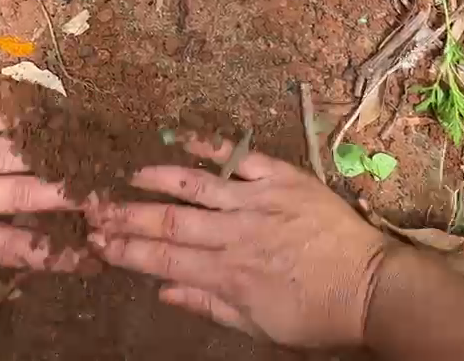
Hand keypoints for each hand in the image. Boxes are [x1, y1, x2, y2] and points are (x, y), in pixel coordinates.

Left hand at [0, 105, 72, 336]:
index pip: (14, 246)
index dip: (56, 252)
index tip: (92, 254)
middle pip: (22, 191)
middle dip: (68, 193)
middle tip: (107, 190)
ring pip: (5, 149)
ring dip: (45, 149)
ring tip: (83, 144)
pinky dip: (4, 112)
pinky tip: (33, 108)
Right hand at [86, 137, 389, 348]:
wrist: (372, 286)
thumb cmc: (314, 314)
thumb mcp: (259, 327)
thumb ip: (208, 304)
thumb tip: (161, 289)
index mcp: (228, 275)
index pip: (163, 261)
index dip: (126, 251)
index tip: (95, 242)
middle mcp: (234, 234)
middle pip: (170, 222)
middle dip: (126, 215)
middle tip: (92, 206)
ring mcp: (256, 200)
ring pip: (196, 184)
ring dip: (158, 178)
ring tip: (127, 174)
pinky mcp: (279, 176)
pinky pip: (238, 156)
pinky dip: (208, 145)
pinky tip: (181, 136)